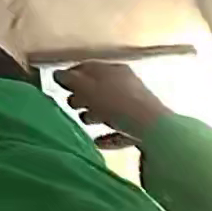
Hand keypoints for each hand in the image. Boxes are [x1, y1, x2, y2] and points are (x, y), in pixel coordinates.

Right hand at [52, 62, 172, 137]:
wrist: (155, 130)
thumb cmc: (116, 102)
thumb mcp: (86, 88)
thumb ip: (69, 80)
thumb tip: (56, 74)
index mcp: (114, 70)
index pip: (88, 68)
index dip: (71, 75)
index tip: (59, 84)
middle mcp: (127, 84)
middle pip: (99, 88)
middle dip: (83, 96)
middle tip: (71, 105)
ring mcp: (136, 107)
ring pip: (110, 108)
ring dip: (96, 115)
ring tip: (84, 122)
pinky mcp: (143, 128)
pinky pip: (120, 129)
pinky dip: (108, 134)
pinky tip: (97, 142)